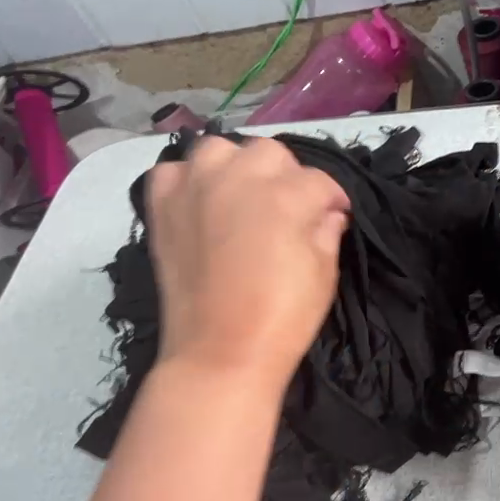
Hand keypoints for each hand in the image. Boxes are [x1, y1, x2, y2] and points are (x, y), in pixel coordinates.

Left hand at [145, 136, 349, 389]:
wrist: (222, 351)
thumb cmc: (285, 315)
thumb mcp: (325, 271)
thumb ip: (326, 231)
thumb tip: (326, 214)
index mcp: (284, 197)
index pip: (320, 181)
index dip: (334, 199)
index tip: (336, 217)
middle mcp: (237, 181)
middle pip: (270, 152)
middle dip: (289, 175)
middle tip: (293, 207)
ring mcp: (194, 190)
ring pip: (218, 149)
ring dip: (239, 166)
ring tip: (247, 196)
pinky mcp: (162, 208)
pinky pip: (173, 171)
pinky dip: (191, 180)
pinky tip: (205, 202)